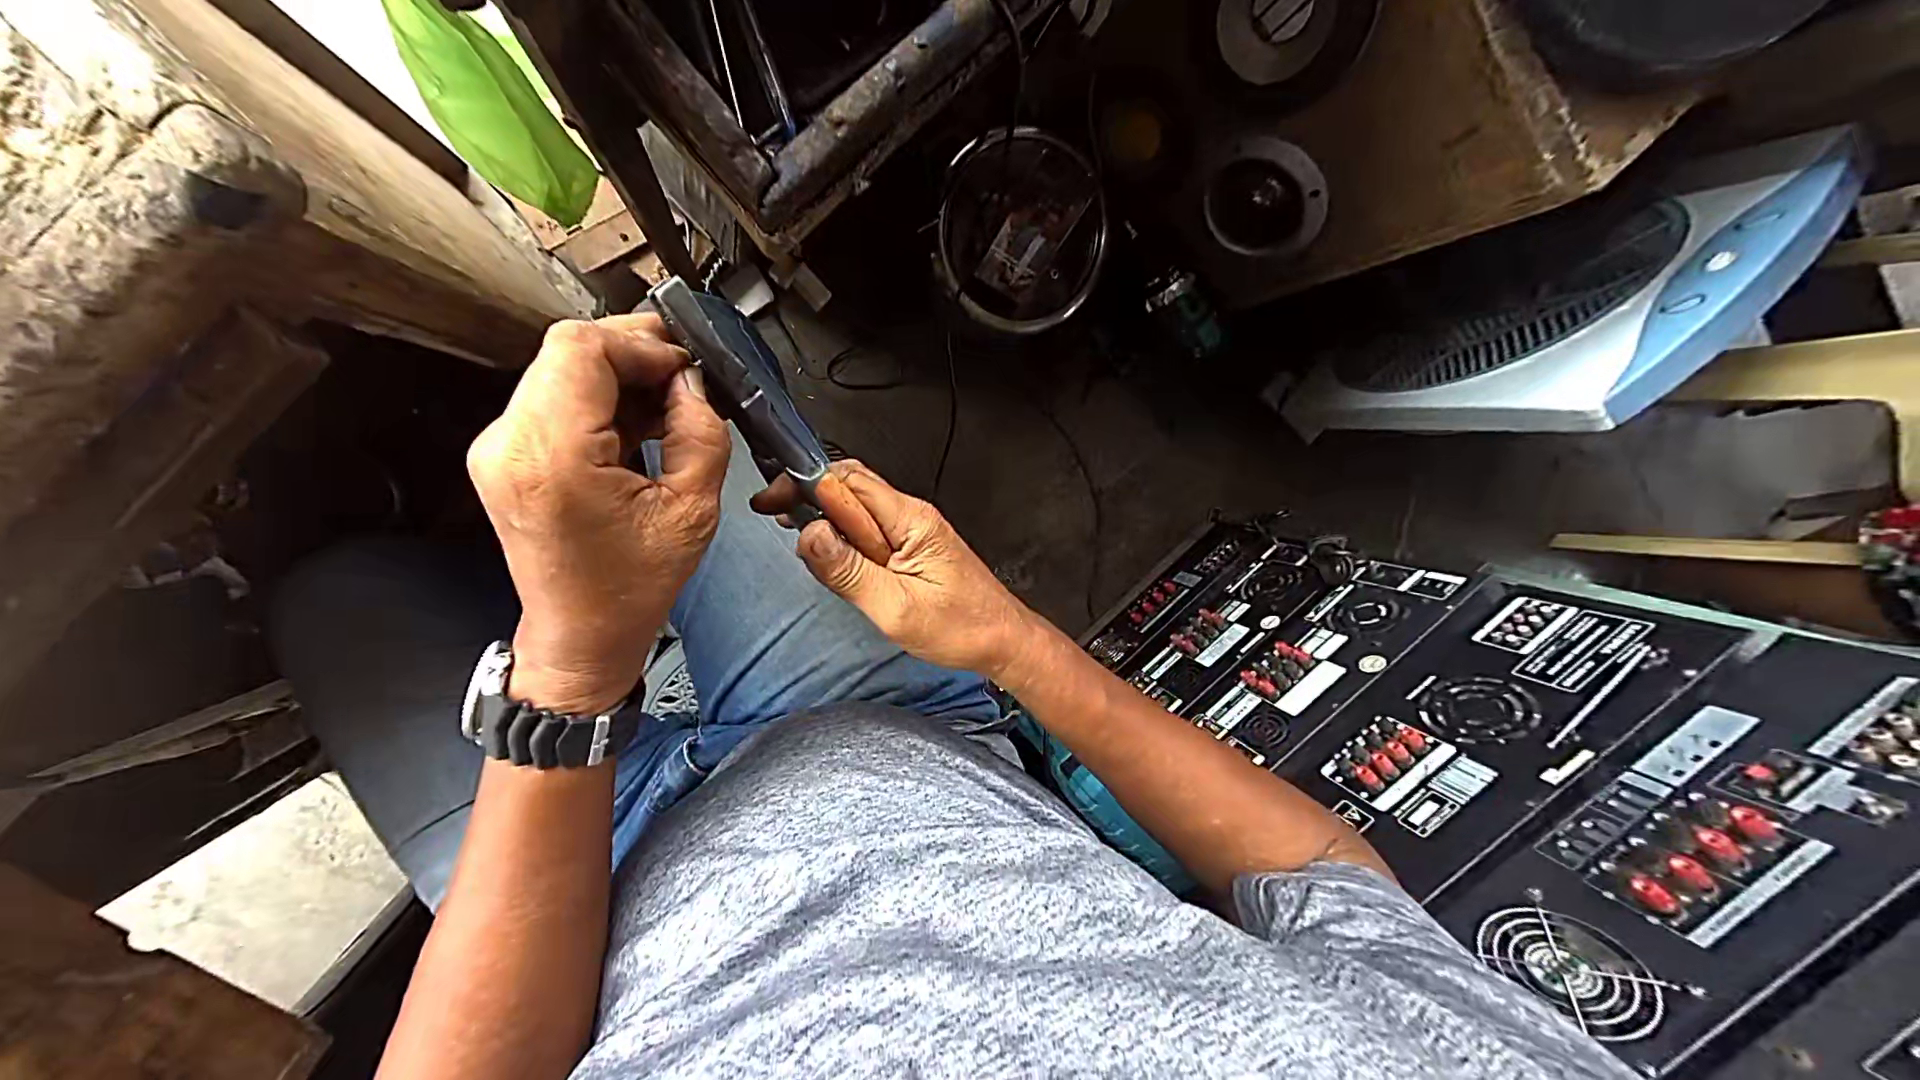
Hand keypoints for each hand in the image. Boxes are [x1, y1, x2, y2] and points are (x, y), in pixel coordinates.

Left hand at [467, 315, 729, 713]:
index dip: (641, 345)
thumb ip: (700, 433)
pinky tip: (640, 425)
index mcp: (553, 457)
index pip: (582, 349)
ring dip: (621, 378)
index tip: (684, 368)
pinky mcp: (509, 454)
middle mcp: (510, 443)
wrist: (581, 632)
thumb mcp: (692, 510)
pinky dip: (603, 400)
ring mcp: (501, 447)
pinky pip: (556, 399)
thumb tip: (693, 384)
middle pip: (568, 352)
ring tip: (667, 409)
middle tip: (684, 379)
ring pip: (562, 370)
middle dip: (634, 355)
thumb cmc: (632, 586)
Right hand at [751, 461, 1042, 677]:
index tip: (774, 501)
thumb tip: (810, 535)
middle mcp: (912, 515)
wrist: (1001, 641)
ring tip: (801, 541)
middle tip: (777, 516)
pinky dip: (844, 537)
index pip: (849, 482)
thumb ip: (849, 571)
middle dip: (810, 496)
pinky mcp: (910, 547)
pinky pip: (869, 530)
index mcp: (912, 520)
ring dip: (826, 519)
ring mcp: (912, 530)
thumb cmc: (962, 628)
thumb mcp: (897, 608)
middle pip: (851, 485)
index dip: (807, 485)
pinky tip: (831, 555)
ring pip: (857, 507)